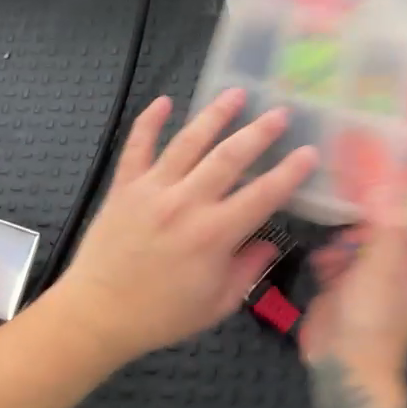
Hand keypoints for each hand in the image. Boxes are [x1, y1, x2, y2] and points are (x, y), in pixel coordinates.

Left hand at [48, 90, 318, 365]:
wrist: (98, 315)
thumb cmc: (162, 315)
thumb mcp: (218, 304)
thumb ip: (248, 269)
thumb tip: (270, 243)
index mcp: (214, 234)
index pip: (263, 195)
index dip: (290, 172)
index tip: (308, 153)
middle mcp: (186, 203)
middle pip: (230, 157)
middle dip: (259, 132)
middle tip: (280, 113)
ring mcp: (152, 190)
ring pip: (188, 142)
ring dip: (214, 115)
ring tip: (235, 93)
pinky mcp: (124, 186)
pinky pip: (138, 146)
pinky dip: (149, 121)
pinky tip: (164, 101)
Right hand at [299, 189, 406, 382]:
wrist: (343, 366)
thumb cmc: (374, 317)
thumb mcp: (383, 263)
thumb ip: (387, 219)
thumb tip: (387, 176)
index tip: (390, 160)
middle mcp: (405, 262)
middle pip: (390, 219)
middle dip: (369, 212)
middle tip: (350, 194)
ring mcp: (374, 273)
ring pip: (361, 234)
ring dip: (345, 237)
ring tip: (337, 249)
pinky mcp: (346, 283)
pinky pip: (338, 255)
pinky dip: (330, 256)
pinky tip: (323, 265)